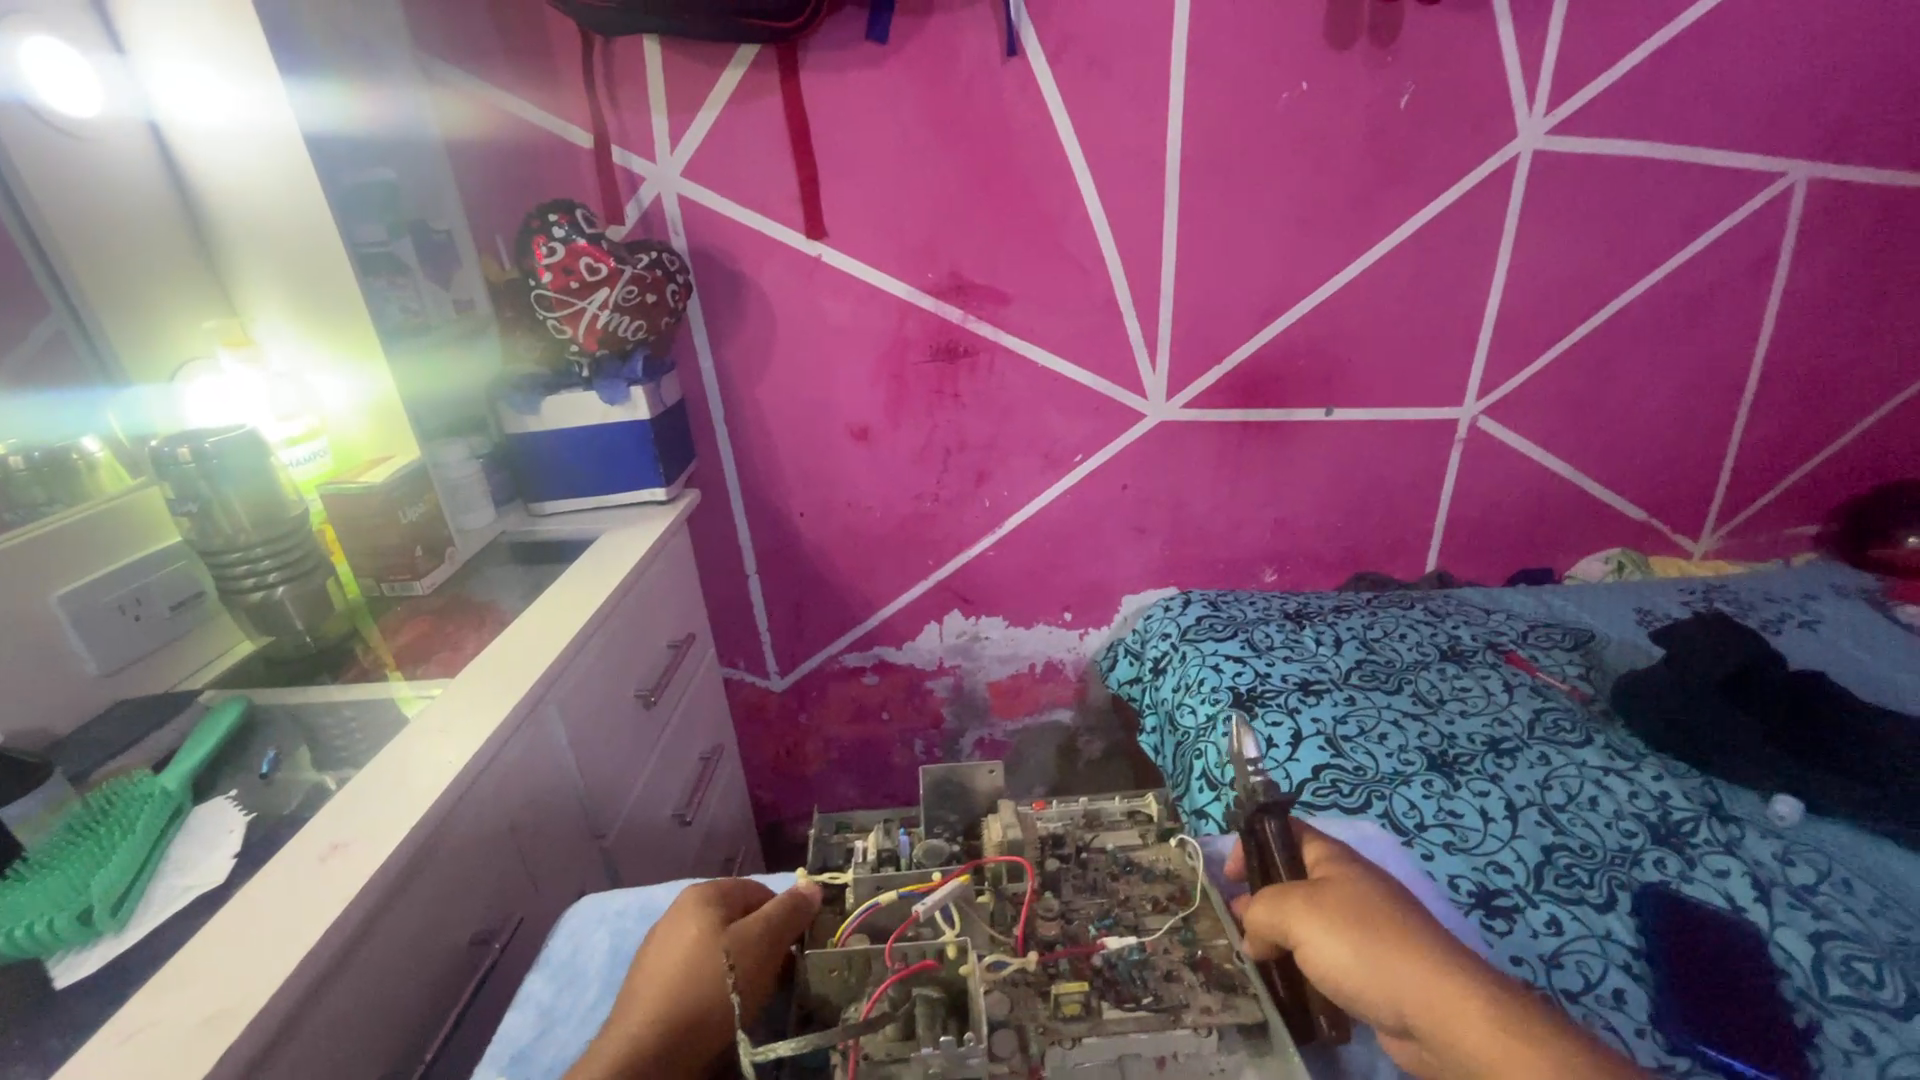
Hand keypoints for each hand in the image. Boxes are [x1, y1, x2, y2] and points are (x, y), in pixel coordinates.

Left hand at [566, 878, 822, 1079]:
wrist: (645, 1056)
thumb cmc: (711, 989)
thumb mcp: (762, 944)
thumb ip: (789, 912)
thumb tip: (812, 886)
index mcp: (703, 893)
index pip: (761, 891)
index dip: (785, 918)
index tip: (795, 951)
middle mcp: (677, 913)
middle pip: (739, 921)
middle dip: (763, 947)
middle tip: (775, 979)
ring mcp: (660, 951)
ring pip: (719, 952)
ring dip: (740, 971)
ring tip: (749, 1001)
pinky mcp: (651, 987)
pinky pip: (697, 977)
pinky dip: (713, 990)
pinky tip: (718, 1015)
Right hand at [1226, 823, 1641, 1079]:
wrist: (1439, 1012)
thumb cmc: (1362, 945)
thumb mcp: (1293, 912)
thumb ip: (1259, 912)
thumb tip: (1254, 935)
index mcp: (1333, 860)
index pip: (1284, 831)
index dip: (1252, 843)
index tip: (1229, 877)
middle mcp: (1349, 889)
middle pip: (1292, 882)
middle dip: (1260, 903)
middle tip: (1238, 930)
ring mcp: (1364, 932)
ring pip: (1308, 928)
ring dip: (1281, 944)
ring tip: (1259, 965)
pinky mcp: (1374, 973)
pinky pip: (1328, 964)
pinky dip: (1307, 974)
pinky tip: (1294, 992)